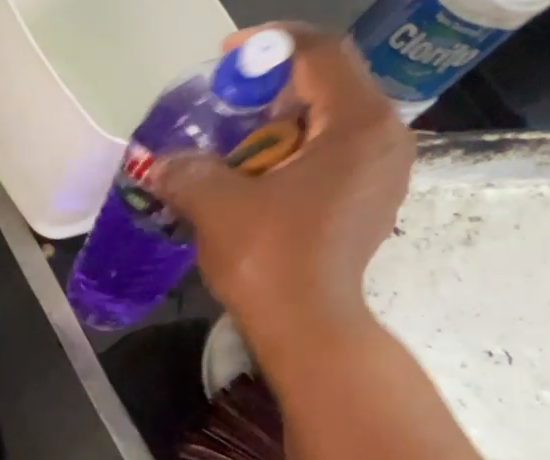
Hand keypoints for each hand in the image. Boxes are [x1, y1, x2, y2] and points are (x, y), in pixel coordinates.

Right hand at [151, 24, 414, 357]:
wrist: (305, 325)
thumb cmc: (269, 258)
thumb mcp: (217, 206)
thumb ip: (189, 171)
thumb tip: (164, 163)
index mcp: (358, 123)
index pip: (321, 54)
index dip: (271, 45)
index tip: (228, 57)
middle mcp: (385, 138)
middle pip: (328, 90)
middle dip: (271, 95)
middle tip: (225, 116)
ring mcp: (384, 174)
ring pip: (329, 129)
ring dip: (279, 133)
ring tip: (235, 157)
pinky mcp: (370, 205)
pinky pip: (332, 162)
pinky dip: (294, 162)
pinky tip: (259, 187)